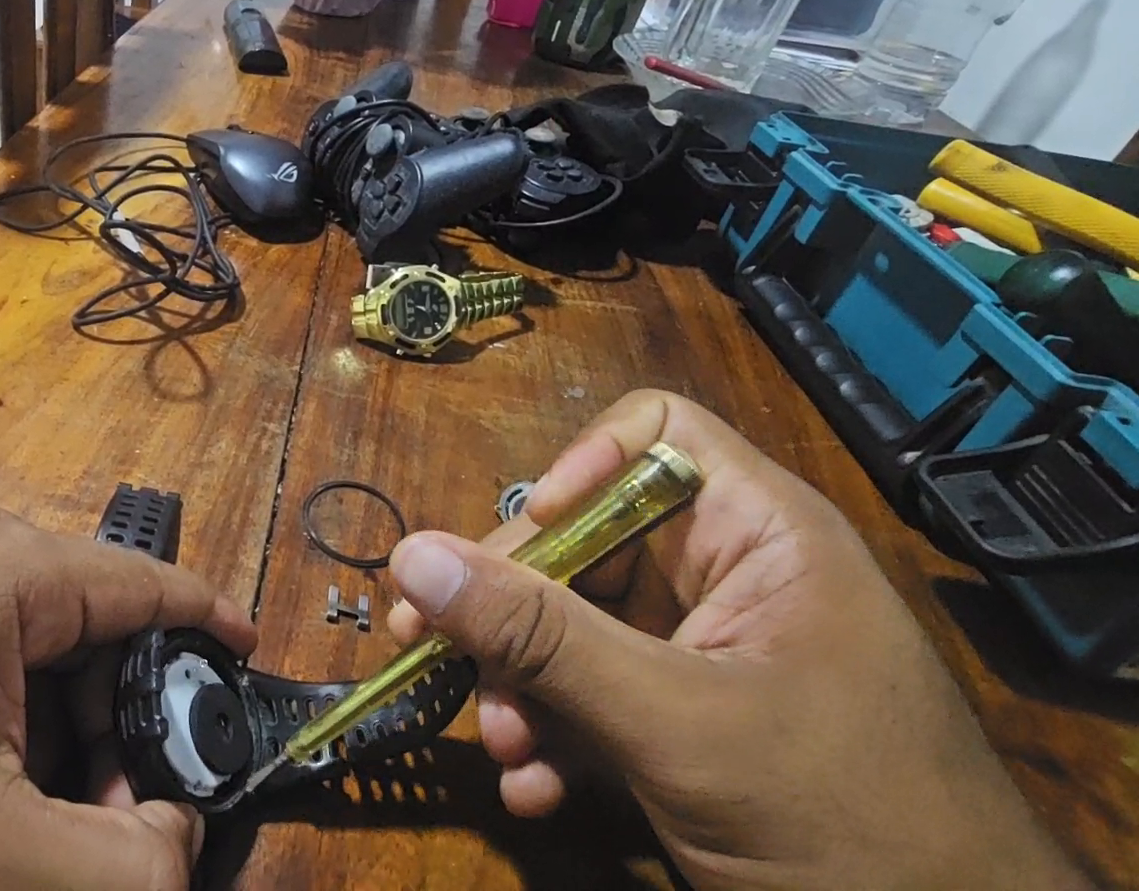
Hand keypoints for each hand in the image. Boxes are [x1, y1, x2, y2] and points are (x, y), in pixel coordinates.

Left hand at [0, 505, 256, 887]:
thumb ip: (123, 865)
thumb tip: (182, 848)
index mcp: (1, 567)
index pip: (140, 582)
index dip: (205, 618)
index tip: (247, 652)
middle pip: (83, 626)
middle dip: (121, 717)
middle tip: (132, 810)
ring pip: (28, 653)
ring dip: (60, 733)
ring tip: (55, 824)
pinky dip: (5, 729)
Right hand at [386, 390, 1085, 890]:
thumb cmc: (844, 823)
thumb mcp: (676, 723)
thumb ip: (540, 638)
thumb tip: (413, 557)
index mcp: (753, 535)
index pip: (654, 433)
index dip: (581, 464)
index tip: (527, 533)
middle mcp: (717, 575)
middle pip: (580, 541)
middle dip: (509, 608)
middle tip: (432, 648)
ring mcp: (691, 648)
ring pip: (566, 622)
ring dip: (516, 684)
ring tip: (500, 746)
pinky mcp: (672, 713)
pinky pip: (583, 690)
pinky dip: (548, 732)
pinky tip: (533, 785)